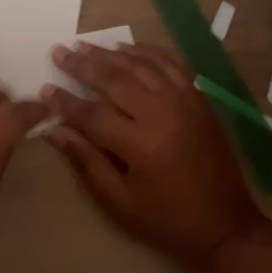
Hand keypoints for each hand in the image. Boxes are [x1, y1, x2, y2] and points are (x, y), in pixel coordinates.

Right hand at [40, 42, 267, 272]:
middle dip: (83, 65)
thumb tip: (55, 130)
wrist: (226, 226)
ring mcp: (183, 100)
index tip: (45, 88)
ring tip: (85, 45)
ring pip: (141, 64)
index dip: (66, 101)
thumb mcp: (121, 203)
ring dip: (110, 53)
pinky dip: (147, 51)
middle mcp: (162, 112)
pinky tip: (128, 48)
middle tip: (60, 51)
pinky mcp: (198, 97)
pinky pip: (170, 63)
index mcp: (141, 144)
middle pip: (115, 78)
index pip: (92, 113)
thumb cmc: (168, 220)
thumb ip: (87, 162)